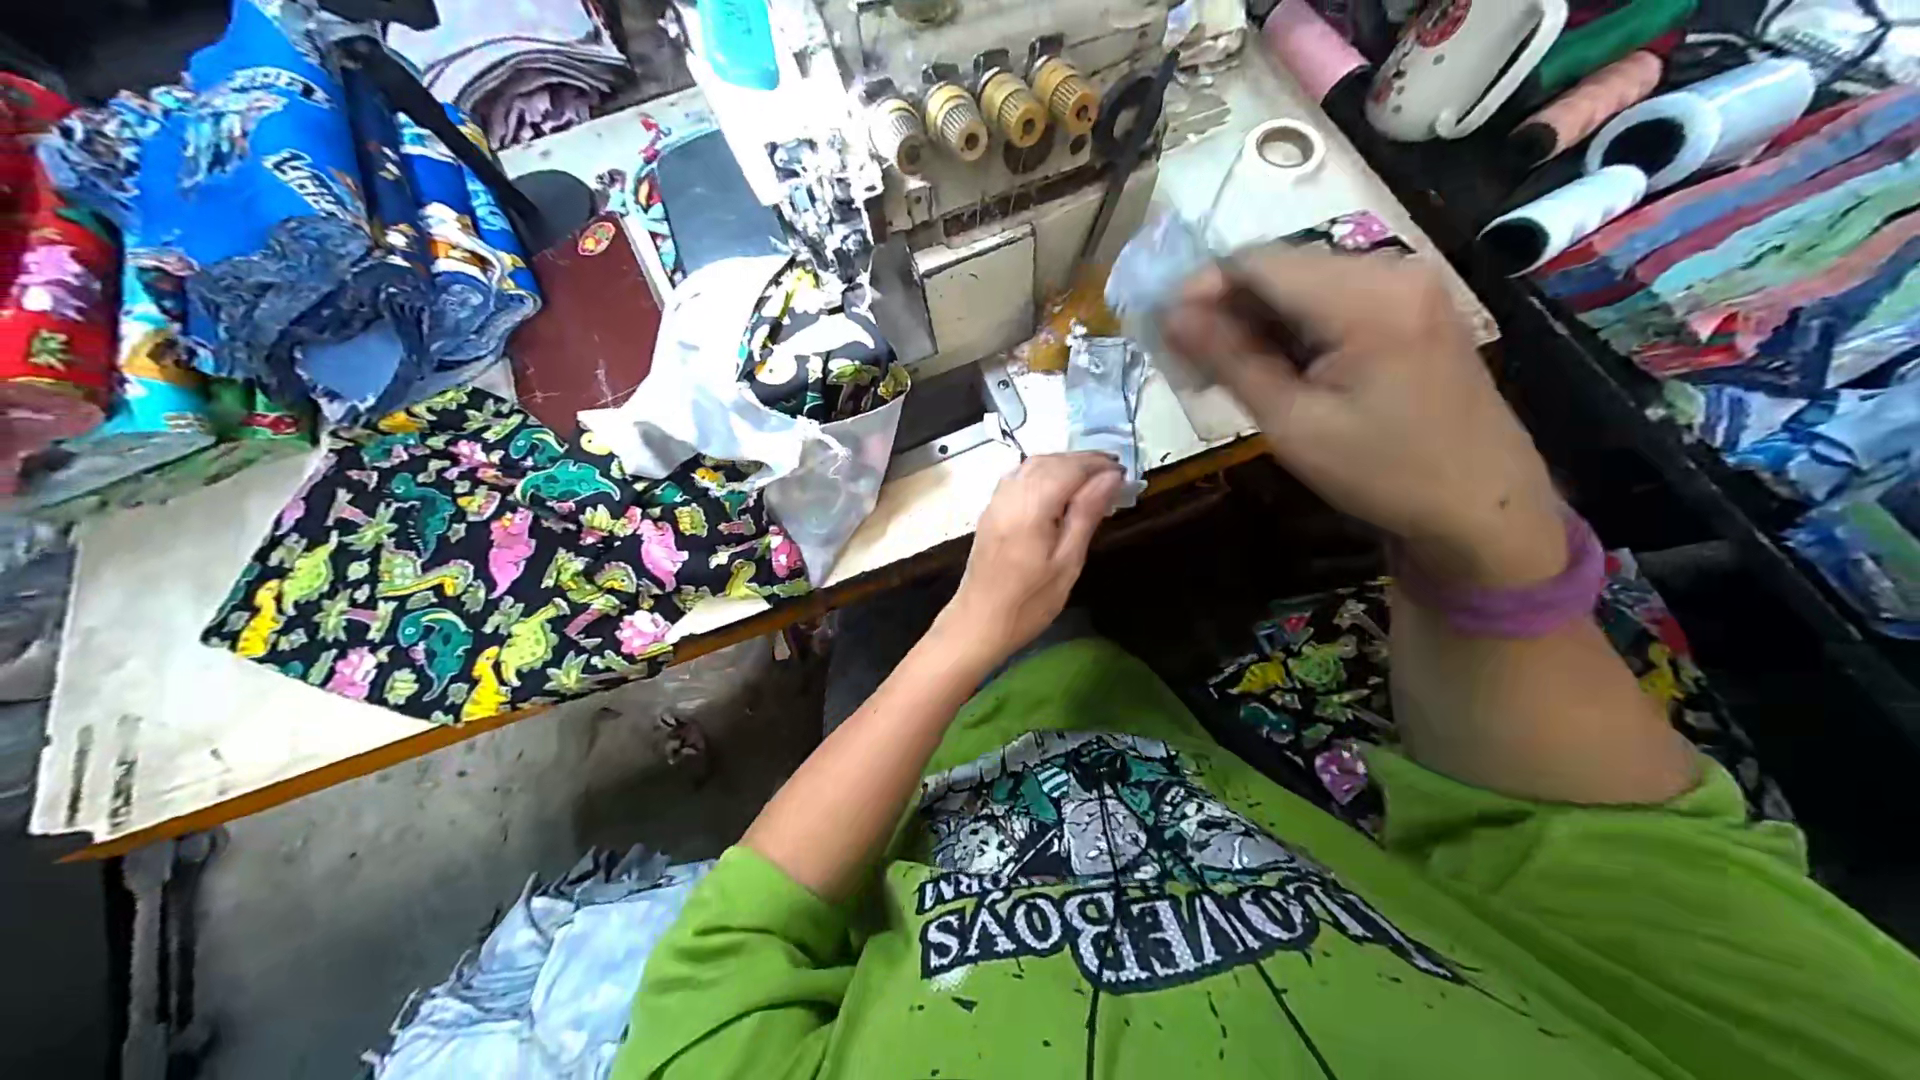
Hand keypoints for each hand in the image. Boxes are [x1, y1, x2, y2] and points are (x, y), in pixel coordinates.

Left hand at [936, 453, 1123, 665]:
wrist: (978, 622)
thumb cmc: (1030, 601)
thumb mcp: (1068, 562)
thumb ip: (1087, 514)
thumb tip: (1110, 478)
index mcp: (1031, 507)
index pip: (1068, 468)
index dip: (1097, 465)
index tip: (1123, 473)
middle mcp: (1010, 495)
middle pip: (1049, 461)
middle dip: (1082, 461)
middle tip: (1112, 474)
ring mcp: (996, 501)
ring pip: (1031, 465)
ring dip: (1062, 465)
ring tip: (1090, 479)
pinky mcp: (990, 511)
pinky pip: (1017, 478)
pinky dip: (1042, 474)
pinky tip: (1058, 489)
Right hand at [1161, 250, 1565, 585]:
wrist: (1482, 504)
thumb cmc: (1383, 472)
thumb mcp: (1293, 423)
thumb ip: (1230, 360)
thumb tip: (1170, 316)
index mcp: (1366, 296)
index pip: (1257, 262)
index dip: (1200, 289)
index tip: (1163, 331)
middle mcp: (1391, 269)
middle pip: (1280, 268)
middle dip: (1225, 308)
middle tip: (1187, 361)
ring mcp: (1407, 285)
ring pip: (1301, 284)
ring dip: (1254, 320)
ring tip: (1220, 370)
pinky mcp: (1411, 306)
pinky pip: (1330, 301)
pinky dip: (1290, 328)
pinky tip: (1270, 366)